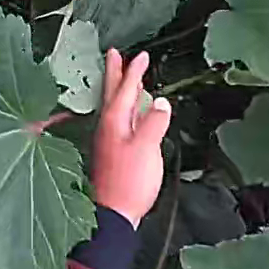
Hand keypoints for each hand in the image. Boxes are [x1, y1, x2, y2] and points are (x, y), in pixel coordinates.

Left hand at [90, 49, 171, 227]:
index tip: (141, 55)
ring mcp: (108, 139)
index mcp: (114, 120)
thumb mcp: (146, 148)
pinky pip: (119, 119)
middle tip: (115, 54)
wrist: (114, 215)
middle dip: (115, 73)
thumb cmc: (129, 182)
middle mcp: (107, 126)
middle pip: (112, 93)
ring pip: (115, 105)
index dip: (134, 71)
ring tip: (126, 76)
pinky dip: (127, 108)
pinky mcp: (113, 151)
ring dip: (120, 89)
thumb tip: (160, 102)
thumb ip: (154, 122)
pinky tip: (134, 112)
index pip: (125, 88)